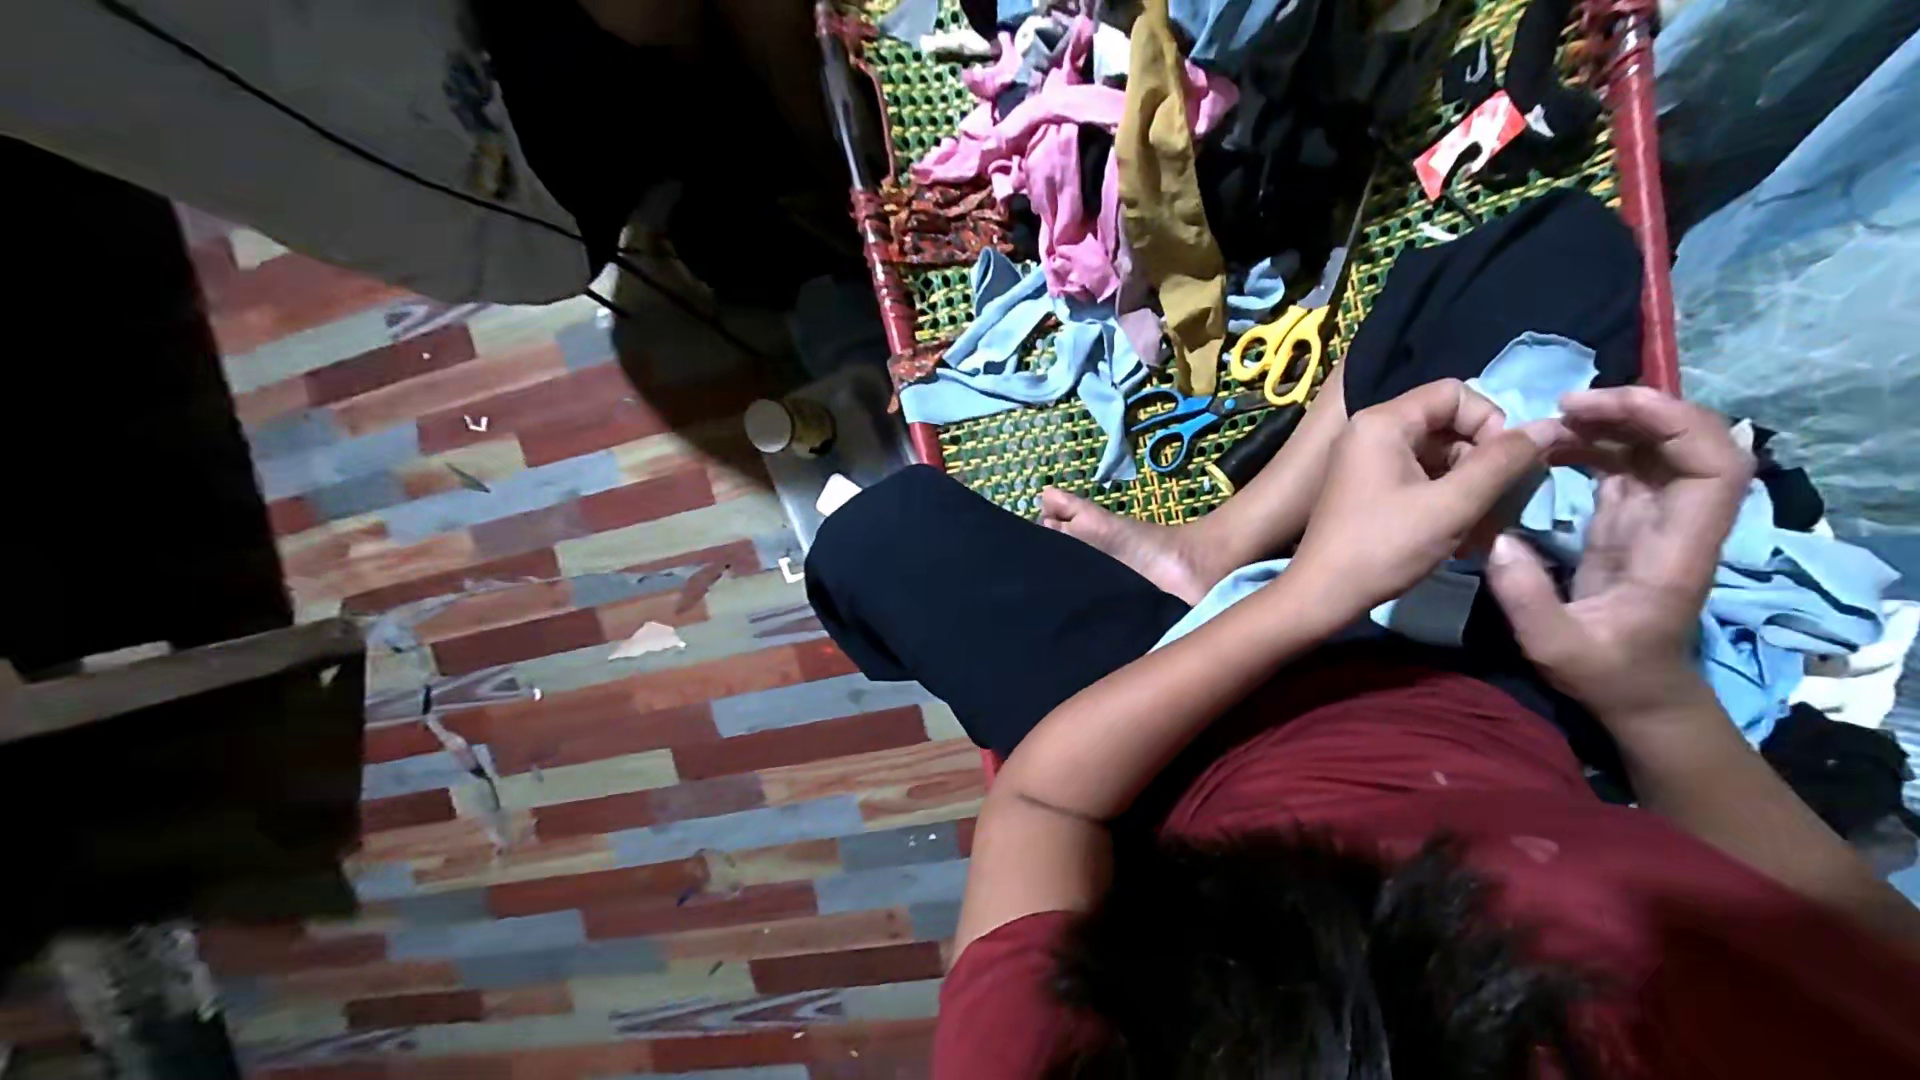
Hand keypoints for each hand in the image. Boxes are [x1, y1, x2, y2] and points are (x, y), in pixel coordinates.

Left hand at [1290, 379, 1559, 616]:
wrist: (1322, 591)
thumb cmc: (1385, 545)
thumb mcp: (1453, 503)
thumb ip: (1504, 461)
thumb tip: (1551, 426)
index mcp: (1381, 422)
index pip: (1455, 393)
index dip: (1490, 421)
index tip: (1504, 463)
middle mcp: (1368, 432)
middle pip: (1447, 424)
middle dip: (1482, 460)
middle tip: (1499, 501)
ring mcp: (1364, 460)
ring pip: (1437, 455)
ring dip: (1468, 486)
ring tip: (1480, 527)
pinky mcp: (1366, 486)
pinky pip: (1418, 477)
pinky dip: (1444, 498)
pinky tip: (1459, 535)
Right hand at [1484, 386, 1752, 723]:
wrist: (1636, 693)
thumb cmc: (1603, 673)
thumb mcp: (1553, 645)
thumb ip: (1525, 596)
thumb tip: (1499, 539)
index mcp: (1674, 550)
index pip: (1711, 467)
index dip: (1670, 423)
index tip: (1601, 408)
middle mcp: (1676, 525)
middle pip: (1689, 445)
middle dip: (1638, 411)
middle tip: (1565, 403)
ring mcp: (1653, 522)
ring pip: (1656, 451)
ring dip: (1613, 423)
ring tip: (1552, 417)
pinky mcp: (1626, 525)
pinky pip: (1625, 468)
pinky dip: (1595, 445)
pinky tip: (1554, 442)